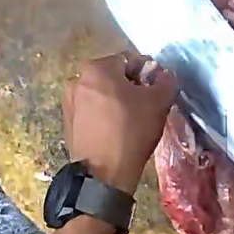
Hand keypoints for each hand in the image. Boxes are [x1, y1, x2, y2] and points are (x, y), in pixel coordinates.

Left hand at [62, 53, 177, 193]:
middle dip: (130, 86)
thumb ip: (165, 81)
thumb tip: (163, 75)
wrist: (104, 173)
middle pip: (112, 75)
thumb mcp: (159, 102)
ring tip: (132, 119)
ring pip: (101, 93)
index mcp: (96, 68)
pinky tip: (116, 130)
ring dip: (116, 100)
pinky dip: (104, 114)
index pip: (129, 60)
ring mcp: (69, 102)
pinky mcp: (68, 122)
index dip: (147, 72)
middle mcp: (77, 80)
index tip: (157, 88)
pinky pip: (91, 110)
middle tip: (146, 104)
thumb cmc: (131, 131)